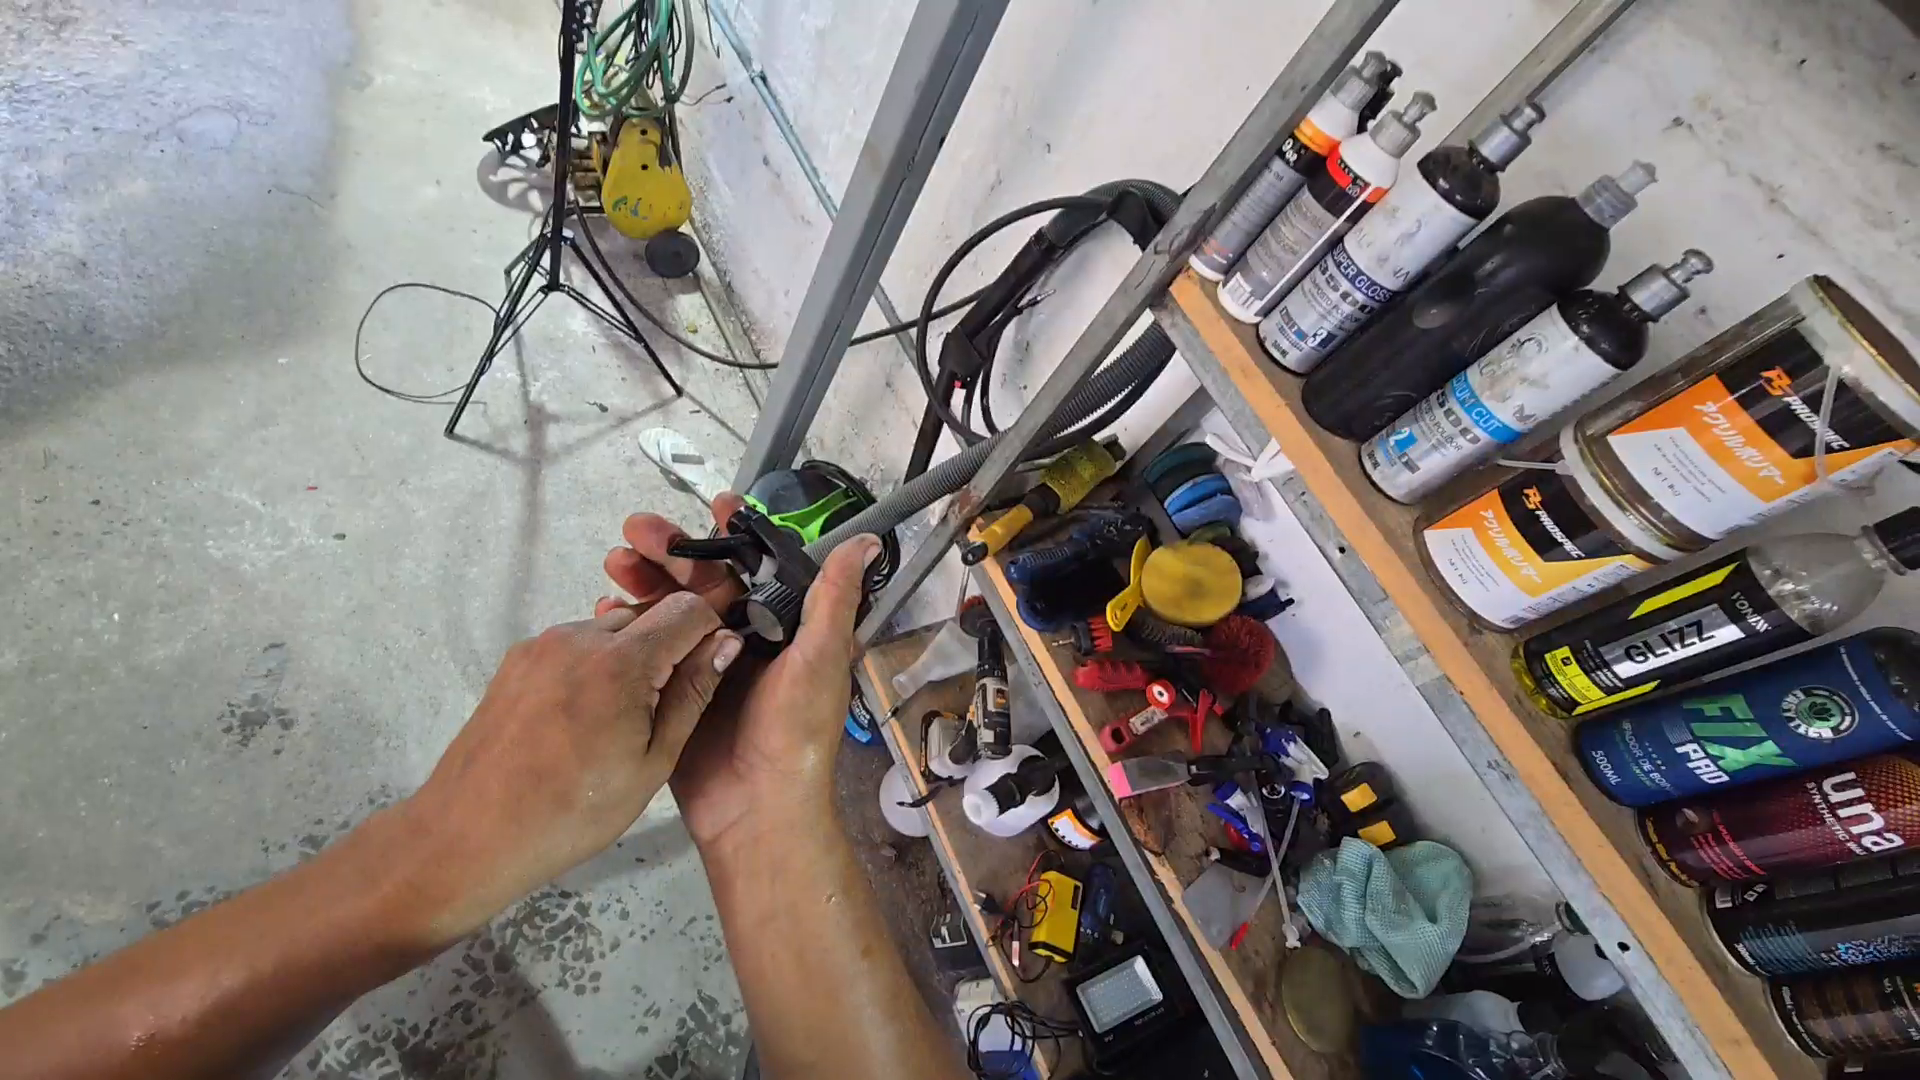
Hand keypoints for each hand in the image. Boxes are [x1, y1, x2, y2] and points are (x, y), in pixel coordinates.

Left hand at [402, 594, 742, 940]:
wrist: (466, 838)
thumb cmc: (573, 812)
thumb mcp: (653, 761)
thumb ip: (693, 693)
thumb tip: (727, 642)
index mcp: (620, 662)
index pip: (688, 609)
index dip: (710, 631)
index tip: (709, 668)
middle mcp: (580, 637)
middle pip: (650, 614)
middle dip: (670, 646)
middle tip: (664, 703)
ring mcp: (543, 644)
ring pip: (614, 628)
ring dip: (632, 655)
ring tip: (618, 716)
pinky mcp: (518, 658)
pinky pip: (579, 643)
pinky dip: (597, 664)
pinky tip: (583, 715)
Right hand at [596, 495, 879, 851]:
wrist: (755, 808)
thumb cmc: (795, 729)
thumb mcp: (820, 657)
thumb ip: (834, 598)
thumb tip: (869, 541)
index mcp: (782, 626)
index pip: (757, 566)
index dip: (736, 534)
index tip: (715, 504)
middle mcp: (743, 637)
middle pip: (703, 580)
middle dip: (673, 550)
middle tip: (637, 529)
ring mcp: (703, 663)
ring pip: (670, 608)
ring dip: (643, 580)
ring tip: (615, 560)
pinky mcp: (671, 690)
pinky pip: (647, 649)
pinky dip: (627, 627)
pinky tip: (604, 608)